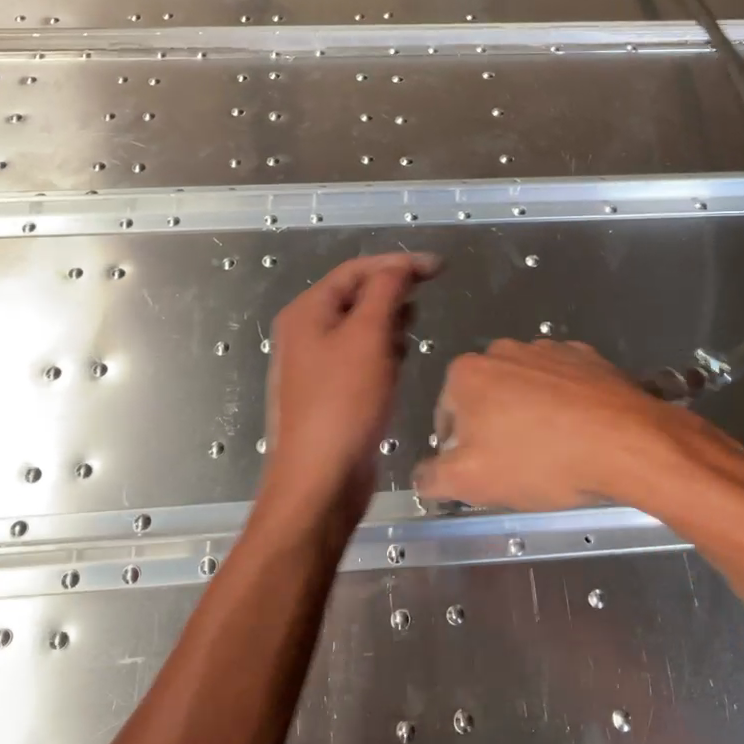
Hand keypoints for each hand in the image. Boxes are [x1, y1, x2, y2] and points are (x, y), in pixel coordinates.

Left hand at [261, 252, 440, 525]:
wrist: (320, 480)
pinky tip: (400, 362)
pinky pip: (359, 358)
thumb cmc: (343, 403)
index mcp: (306, 312)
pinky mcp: (329, 394)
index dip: (398, 263)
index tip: (438, 268)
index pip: (355, 270)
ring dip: (389, 322)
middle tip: (430, 294)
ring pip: (358, 328)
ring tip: (416, 326)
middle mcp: (304, 334)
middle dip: (393, 291)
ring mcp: (314, 366)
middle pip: (354, 296)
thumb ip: (385, 293)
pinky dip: (382, 352)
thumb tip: (399, 267)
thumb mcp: (368, 337)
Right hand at [415, 339, 730, 510]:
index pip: (446, 418)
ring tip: (555, 453)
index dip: (460, 451)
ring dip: (531, 417)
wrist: (627, 442)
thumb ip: (432, 477)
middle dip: (495, 431)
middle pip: (486, 400)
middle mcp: (503, 350)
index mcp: (466, 373)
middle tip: (518, 467)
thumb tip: (423, 475)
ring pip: (526, 391)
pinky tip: (581, 435)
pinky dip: (567, 407)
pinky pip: (565, 386)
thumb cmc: (540, 461)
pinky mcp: (588, 357)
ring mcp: (549, 349)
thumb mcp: (470, 482)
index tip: (485, 473)